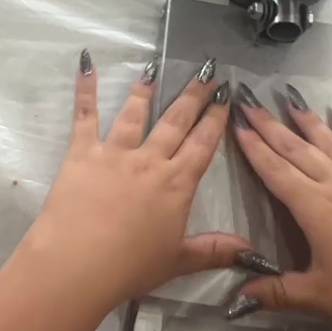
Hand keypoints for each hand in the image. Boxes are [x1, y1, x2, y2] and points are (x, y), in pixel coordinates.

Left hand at [18, 53, 247, 307]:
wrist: (79, 263)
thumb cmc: (130, 267)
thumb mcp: (178, 261)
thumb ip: (214, 250)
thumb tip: (251, 250)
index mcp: (177, 184)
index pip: (203, 144)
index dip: (216, 118)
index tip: (225, 96)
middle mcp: (150, 160)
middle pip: (176, 121)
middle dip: (193, 95)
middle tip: (205, 71)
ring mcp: (115, 152)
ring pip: (134, 113)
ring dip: (146, 89)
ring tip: (155, 68)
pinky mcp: (82, 152)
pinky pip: (85, 115)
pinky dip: (85, 88)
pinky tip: (86, 63)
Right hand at [228, 89, 331, 330]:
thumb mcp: (321, 297)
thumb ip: (277, 292)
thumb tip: (236, 298)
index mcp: (313, 207)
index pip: (274, 170)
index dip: (253, 147)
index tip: (236, 124)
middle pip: (296, 148)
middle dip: (269, 124)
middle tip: (249, 101)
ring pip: (330, 142)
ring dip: (308, 121)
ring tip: (290, 100)